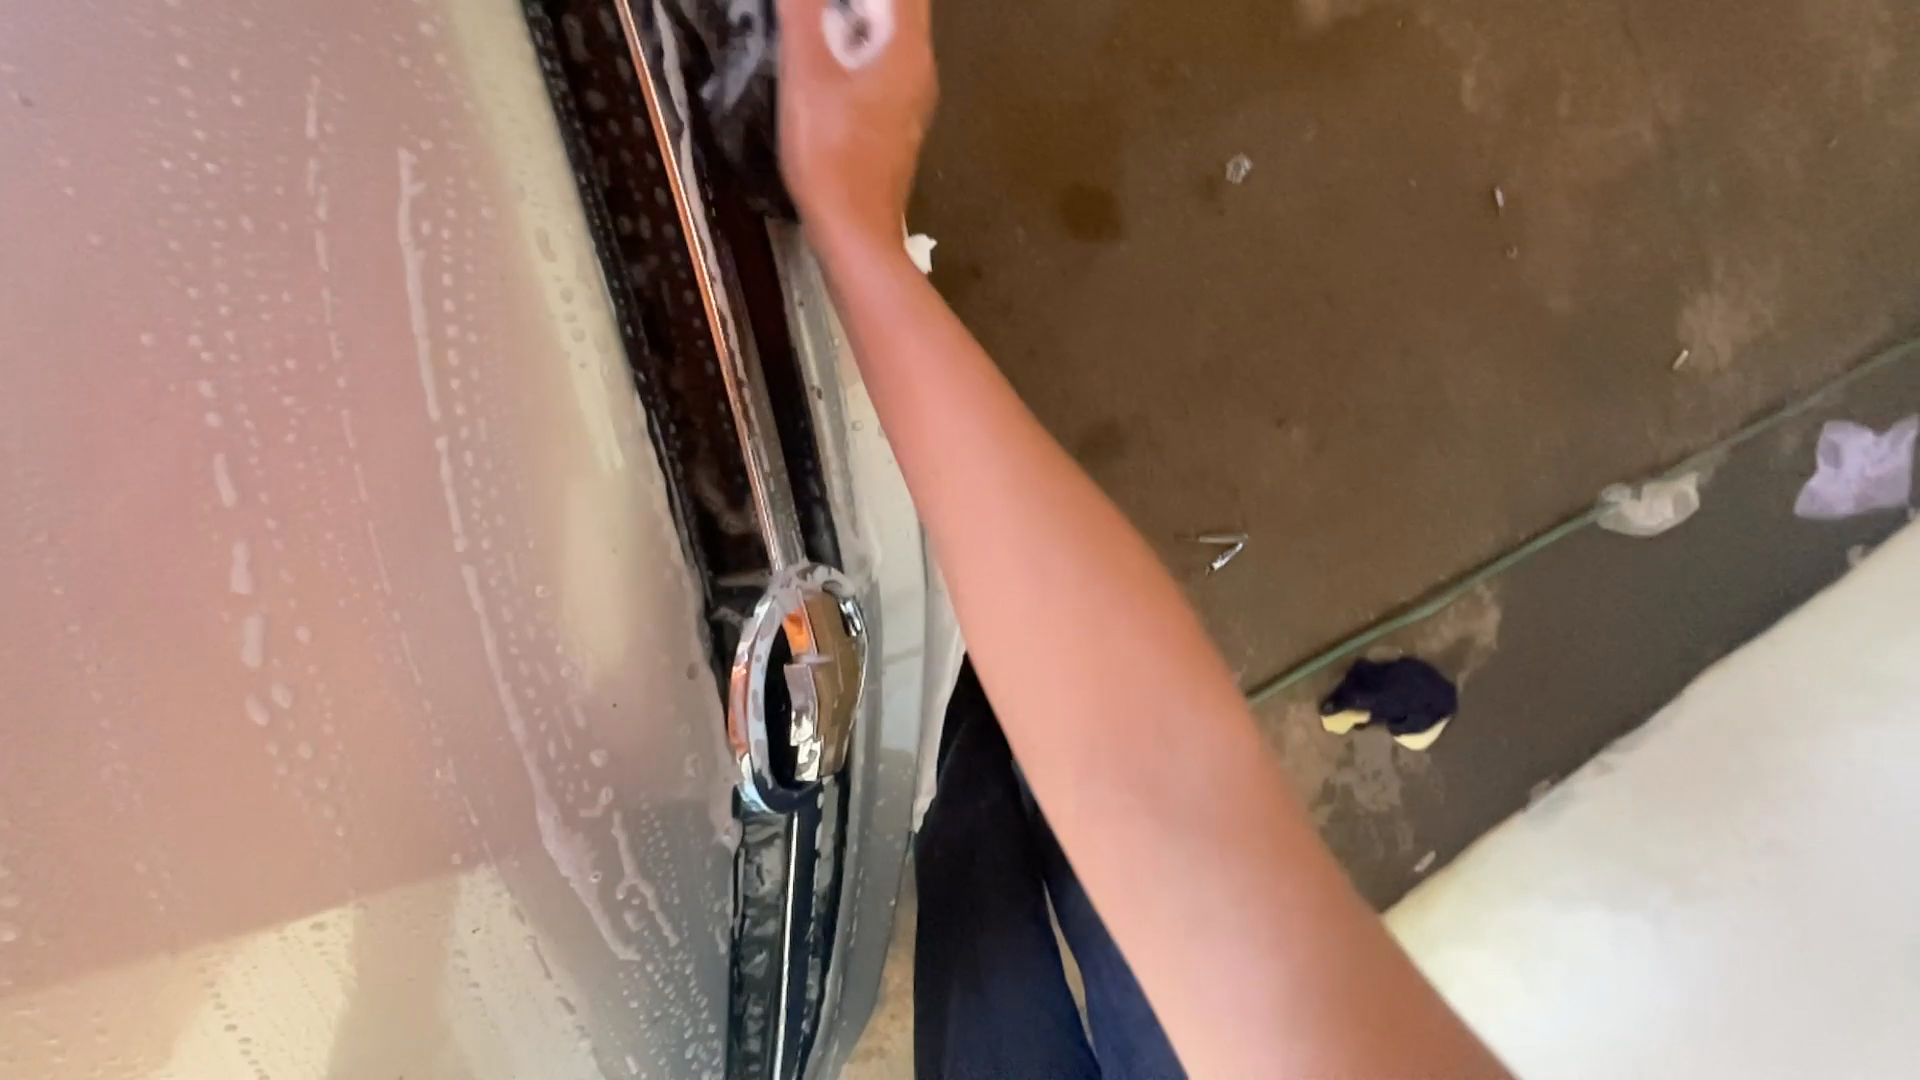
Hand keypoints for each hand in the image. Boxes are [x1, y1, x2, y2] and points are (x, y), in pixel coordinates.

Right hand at [776, 0, 937, 256]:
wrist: (854, 234)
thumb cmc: (831, 153)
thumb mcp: (807, 74)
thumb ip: (802, 13)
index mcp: (909, 50)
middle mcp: (922, 74)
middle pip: (899, 11)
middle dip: (862, 1)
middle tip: (817, 7)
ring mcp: (912, 108)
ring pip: (891, 47)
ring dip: (859, 26)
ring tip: (817, 22)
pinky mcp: (897, 134)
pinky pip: (884, 78)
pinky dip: (860, 60)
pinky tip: (829, 70)